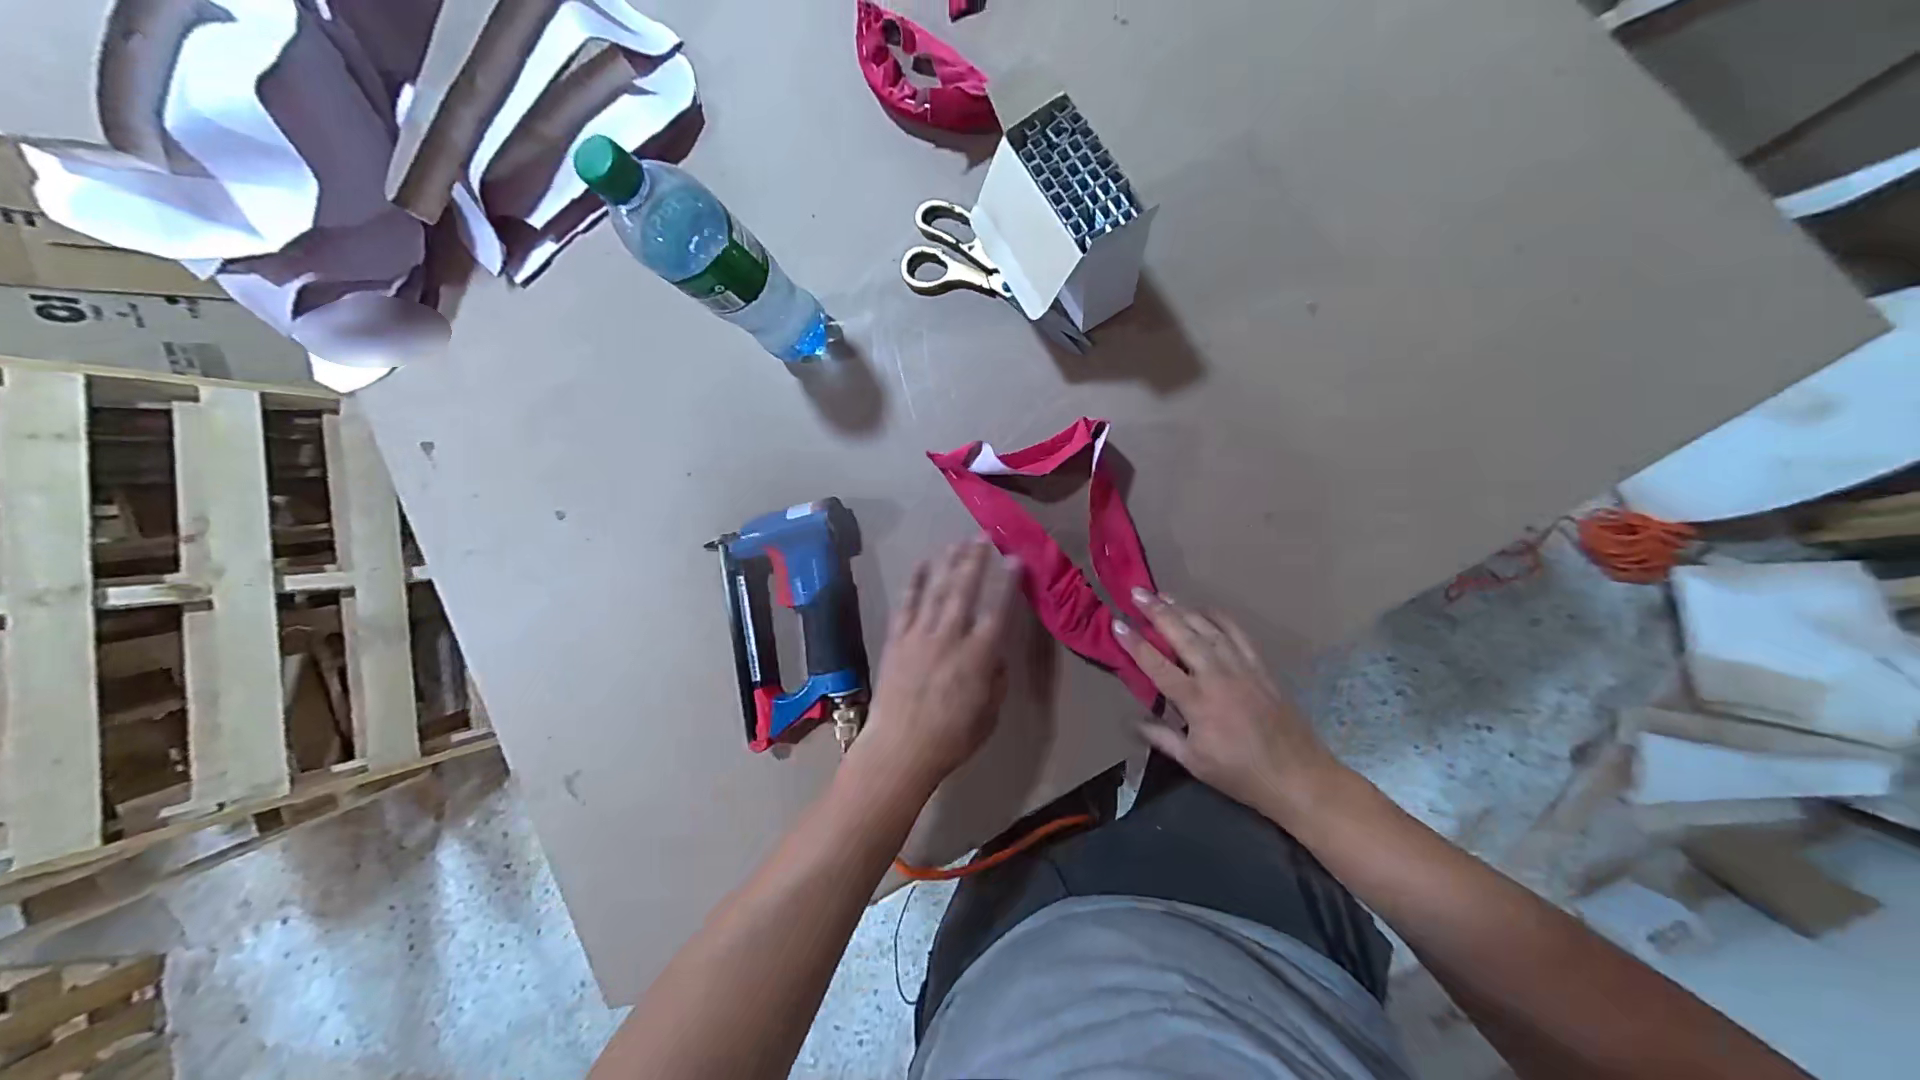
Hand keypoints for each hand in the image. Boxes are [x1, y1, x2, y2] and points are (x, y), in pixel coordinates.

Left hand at [854, 539, 1020, 792]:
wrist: (900, 749)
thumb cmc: (951, 739)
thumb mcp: (989, 714)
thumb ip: (996, 680)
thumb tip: (995, 657)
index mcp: (979, 656)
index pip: (998, 611)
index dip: (1008, 583)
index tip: (1014, 559)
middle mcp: (950, 637)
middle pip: (965, 590)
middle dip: (976, 561)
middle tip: (983, 537)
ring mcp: (920, 635)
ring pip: (937, 590)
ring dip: (949, 563)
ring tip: (958, 543)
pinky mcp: (896, 640)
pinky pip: (907, 604)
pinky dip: (915, 582)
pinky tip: (923, 564)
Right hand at [1113, 589, 1343, 822]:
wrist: (1297, 776)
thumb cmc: (1240, 773)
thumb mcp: (1193, 762)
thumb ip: (1161, 737)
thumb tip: (1132, 720)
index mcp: (1196, 701)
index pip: (1157, 665)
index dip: (1134, 643)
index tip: (1117, 623)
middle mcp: (1217, 676)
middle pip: (1183, 635)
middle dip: (1157, 611)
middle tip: (1138, 592)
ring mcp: (1242, 668)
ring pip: (1209, 629)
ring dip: (1184, 609)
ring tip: (1163, 594)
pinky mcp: (1261, 668)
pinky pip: (1238, 634)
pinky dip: (1219, 618)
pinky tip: (1205, 609)